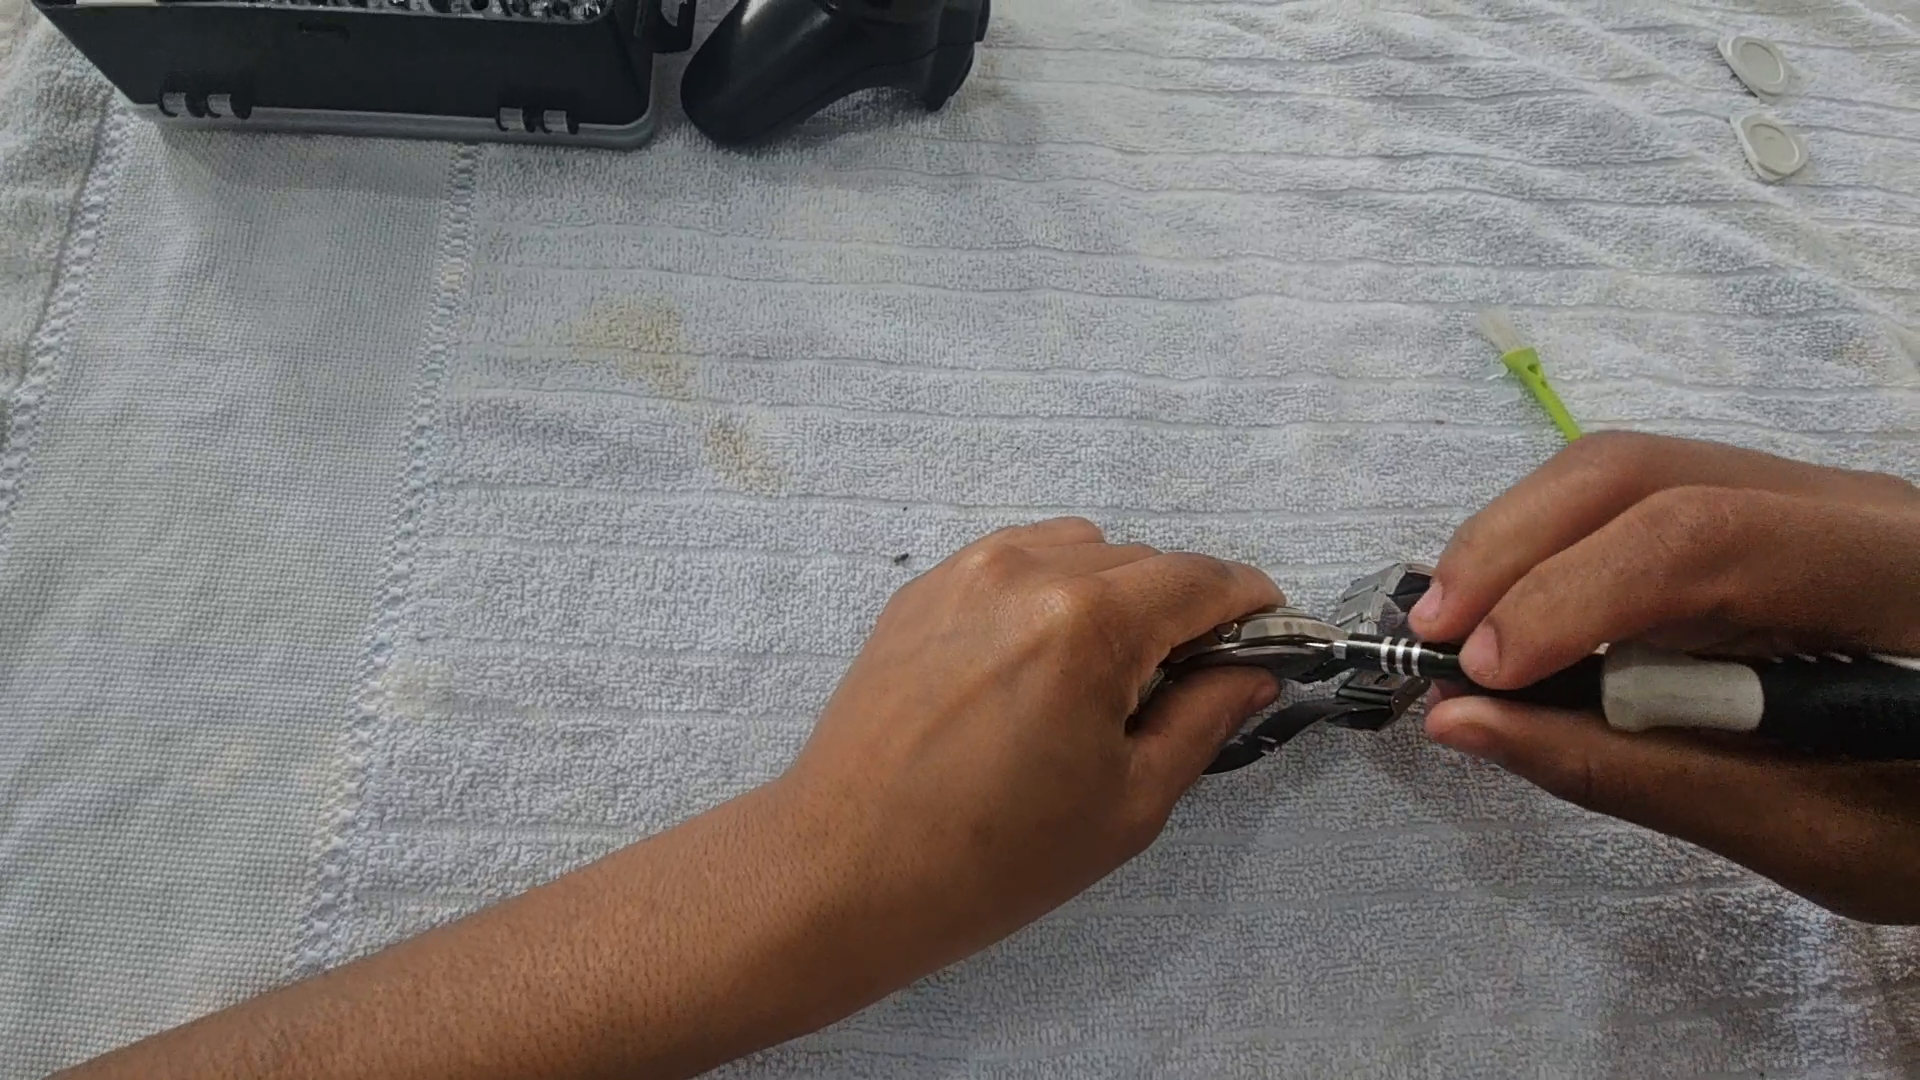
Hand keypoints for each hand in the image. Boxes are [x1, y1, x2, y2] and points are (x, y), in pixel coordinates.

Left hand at [784, 517, 1283, 977]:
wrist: (845, 863)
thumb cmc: (997, 856)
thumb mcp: (1129, 801)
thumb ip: (1205, 716)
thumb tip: (1253, 669)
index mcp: (1088, 622)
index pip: (1201, 578)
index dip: (1248, 603)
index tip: (1265, 633)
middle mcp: (1027, 568)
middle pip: (1143, 560)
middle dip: (1180, 606)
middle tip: (1176, 675)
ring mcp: (966, 567)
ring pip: (1080, 548)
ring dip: (1114, 590)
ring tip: (1096, 665)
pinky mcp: (925, 584)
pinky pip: (1017, 558)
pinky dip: (1051, 586)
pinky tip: (1033, 650)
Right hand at [1408, 432, 1919, 922]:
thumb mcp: (1810, 832)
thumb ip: (1625, 771)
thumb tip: (1454, 719)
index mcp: (1908, 575)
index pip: (1702, 539)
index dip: (1568, 598)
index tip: (1484, 677)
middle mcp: (1846, 503)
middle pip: (1627, 473)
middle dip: (1505, 550)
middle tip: (1432, 633)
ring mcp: (1783, 494)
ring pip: (1601, 474)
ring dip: (1501, 547)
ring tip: (1450, 625)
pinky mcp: (1731, 512)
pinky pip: (1602, 505)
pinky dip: (1528, 553)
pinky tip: (1501, 610)